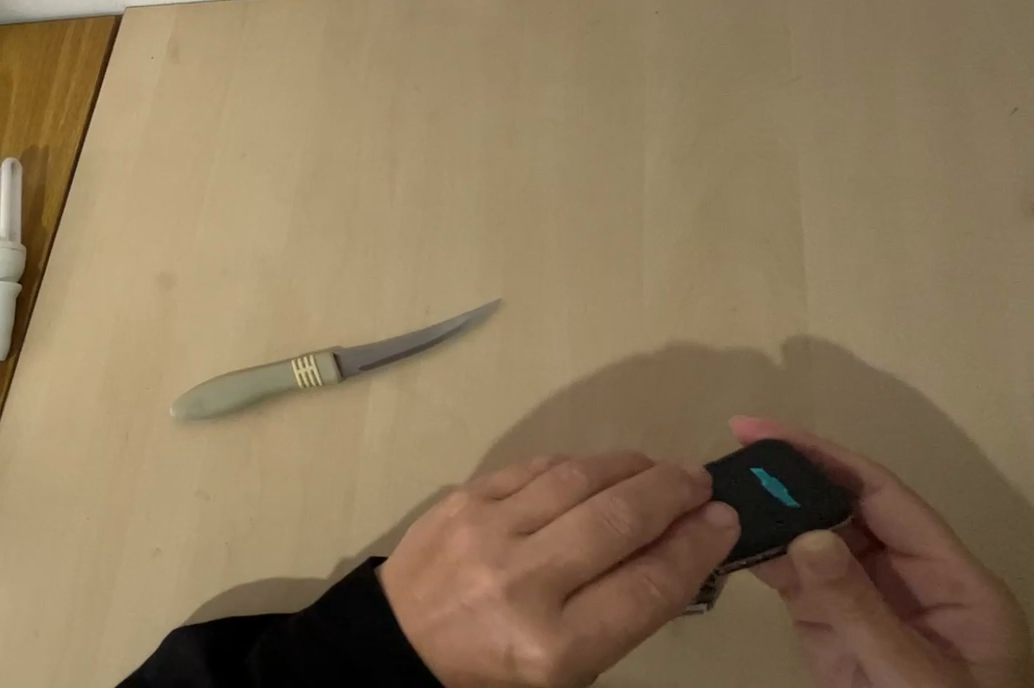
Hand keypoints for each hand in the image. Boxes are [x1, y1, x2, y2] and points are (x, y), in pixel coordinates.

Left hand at [378, 451, 739, 686]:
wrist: (405, 637)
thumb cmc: (497, 665)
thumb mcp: (571, 665)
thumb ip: (620, 610)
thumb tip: (676, 547)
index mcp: (558, 644)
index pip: (647, 586)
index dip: (694, 547)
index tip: (724, 521)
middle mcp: (523, 579)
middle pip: (613, 521)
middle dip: (666, 494)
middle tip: (698, 481)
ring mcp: (486, 530)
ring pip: (570, 482)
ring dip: (622, 467)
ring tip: (655, 467)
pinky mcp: (460, 500)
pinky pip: (527, 470)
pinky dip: (569, 464)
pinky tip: (595, 467)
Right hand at [730, 417, 1031, 687]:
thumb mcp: (912, 672)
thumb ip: (860, 605)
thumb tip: (804, 534)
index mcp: (949, 580)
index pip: (881, 495)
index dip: (821, 455)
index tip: (756, 429)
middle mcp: (903, 575)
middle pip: (837, 506)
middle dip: (781, 479)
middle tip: (722, 457)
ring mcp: (860, 593)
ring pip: (803, 532)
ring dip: (760, 512)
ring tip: (706, 491)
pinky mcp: (824, 613)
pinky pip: (783, 568)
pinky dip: (748, 548)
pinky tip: (714, 535)